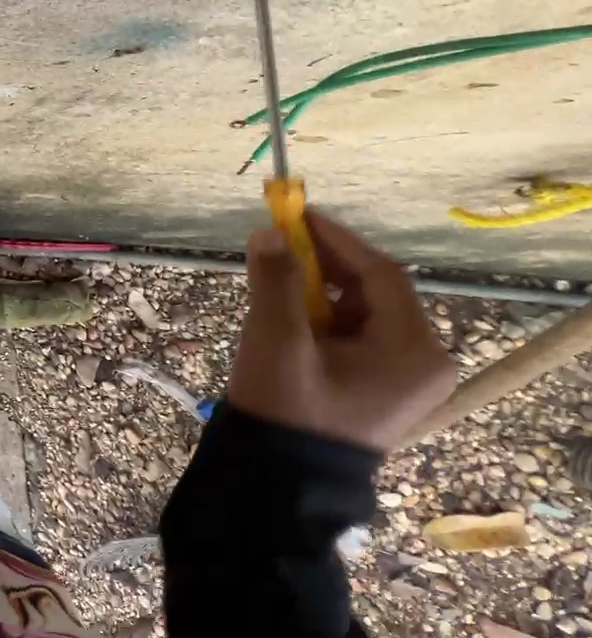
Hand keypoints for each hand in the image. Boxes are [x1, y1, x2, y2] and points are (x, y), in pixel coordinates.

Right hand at [228, 211, 455, 451]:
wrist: (284, 476)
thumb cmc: (287, 406)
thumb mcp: (275, 340)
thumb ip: (274, 283)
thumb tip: (266, 232)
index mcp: (414, 349)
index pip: (381, 275)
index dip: (336, 239)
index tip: (294, 214)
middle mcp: (424, 360)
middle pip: (373, 292)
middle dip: (323, 262)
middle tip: (276, 241)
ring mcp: (405, 378)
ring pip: (361, 312)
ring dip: (318, 289)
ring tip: (272, 278)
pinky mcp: (381, 387)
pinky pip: (356, 335)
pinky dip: (322, 315)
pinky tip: (286, 312)